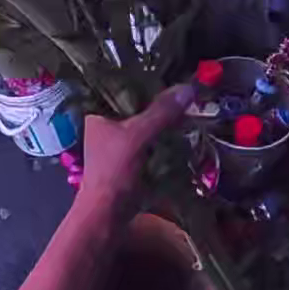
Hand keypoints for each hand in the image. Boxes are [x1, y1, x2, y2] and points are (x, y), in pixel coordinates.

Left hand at [76, 83, 194, 205]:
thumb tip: (188, 88)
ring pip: (147, 120)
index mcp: (98, 111)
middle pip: (139, 103)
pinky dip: (166, 133)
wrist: (107, 214)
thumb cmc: (114, 171)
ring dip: (166, 117)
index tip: (174, 75)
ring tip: (190, 106)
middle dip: (162, 100)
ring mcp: (119, 140)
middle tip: (187, 92)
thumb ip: (161, 112)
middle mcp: (107, 122)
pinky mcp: (132, 155)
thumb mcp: (138, 136)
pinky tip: (183, 128)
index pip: (124, 85)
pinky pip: (152, 136)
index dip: (148, 79)